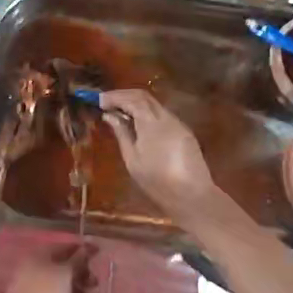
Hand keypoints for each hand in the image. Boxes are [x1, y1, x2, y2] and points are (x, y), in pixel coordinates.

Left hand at [0, 245, 94, 292]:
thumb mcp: (66, 275)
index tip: (100, 254)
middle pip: (63, 263)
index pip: (65, 245)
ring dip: (76, 285)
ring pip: (60, 279)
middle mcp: (34, 265)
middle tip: (95, 283)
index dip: (83, 248)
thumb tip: (88, 245)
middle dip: (81, 270)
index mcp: (39, 254)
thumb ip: (78, 260)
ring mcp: (33, 285)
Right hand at [99, 90, 236, 224]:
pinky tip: (137, 123)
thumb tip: (109, 115)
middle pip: (144, 97)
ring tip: (119, 112)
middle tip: (107, 102)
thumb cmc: (157, 181)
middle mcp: (166, 117)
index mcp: (151, 122)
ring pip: (154, 104)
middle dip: (124, 96)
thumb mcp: (133, 159)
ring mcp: (178, 123)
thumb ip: (122, 133)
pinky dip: (147, 113)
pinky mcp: (184, 132)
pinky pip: (162, 115)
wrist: (193, 196)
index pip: (132, 99)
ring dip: (136, 103)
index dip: (114, 97)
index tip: (99, 101)